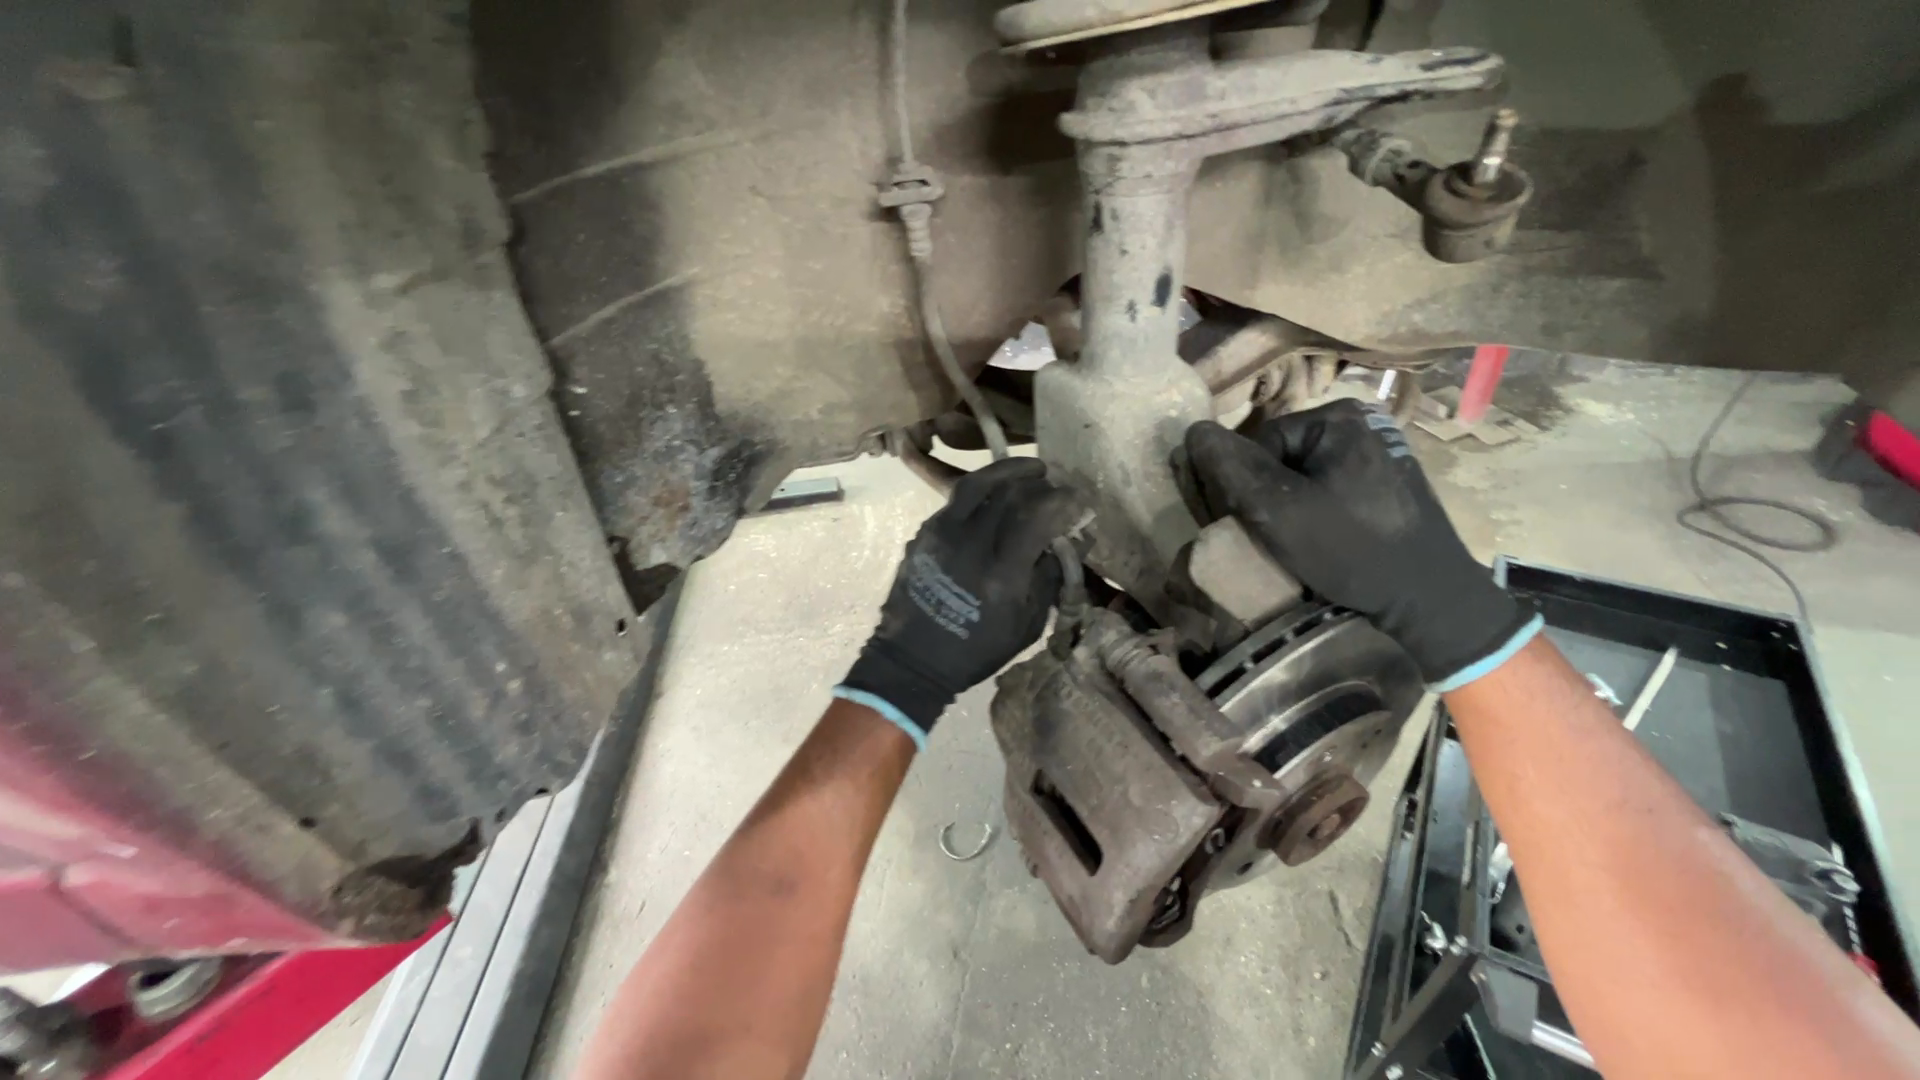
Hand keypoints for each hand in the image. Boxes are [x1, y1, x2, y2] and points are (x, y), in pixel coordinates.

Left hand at [836, 457, 1078, 747]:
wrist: (913, 660)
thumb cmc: (977, 649)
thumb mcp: (1027, 623)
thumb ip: (1049, 576)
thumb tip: (1071, 538)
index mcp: (1002, 573)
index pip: (1037, 515)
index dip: (1063, 501)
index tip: (1078, 501)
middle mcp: (970, 545)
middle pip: (1010, 493)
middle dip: (1039, 483)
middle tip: (1055, 484)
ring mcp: (941, 535)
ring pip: (977, 485)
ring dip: (1008, 471)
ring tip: (1030, 470)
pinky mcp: (923, 534)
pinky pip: (956, 500)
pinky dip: (982, 491)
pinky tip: (996, 496)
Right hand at [1183, 400, 1538, 688]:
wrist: (1432, 598)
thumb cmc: (1352, 549)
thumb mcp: (1279, 511)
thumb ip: (1232, 469)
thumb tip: (1194, 430)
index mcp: (1337, 417)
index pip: (1259, 443)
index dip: (1246, 486)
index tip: (1254, 524)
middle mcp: (1362, 424)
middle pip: (1281, 459)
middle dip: (1270, 497)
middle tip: (1275, 537)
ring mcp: (1379, 454)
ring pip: (1304, 479)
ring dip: (1291, 509)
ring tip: (1299, 544)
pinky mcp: (1387, 485)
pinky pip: (1331, 492)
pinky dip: (1319, 516)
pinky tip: (1325, 543)